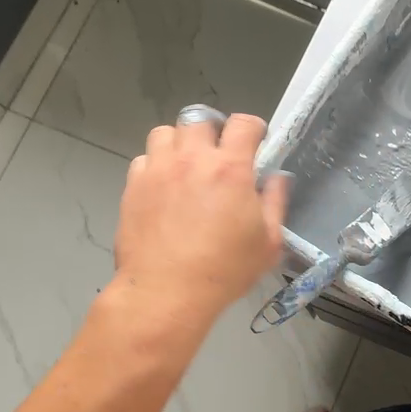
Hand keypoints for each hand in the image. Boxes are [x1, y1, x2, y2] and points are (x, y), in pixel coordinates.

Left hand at [113, 113, 286, 322]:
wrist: (166, 292)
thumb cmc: (224, 271)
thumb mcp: (268, 242)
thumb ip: (275, 202)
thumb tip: (277, 177)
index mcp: (230, 169)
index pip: (243, 124)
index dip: (252, 129)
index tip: (254, 143)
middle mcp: (192, 159)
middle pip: (200, 120)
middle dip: (212, 132)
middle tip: (217, 155)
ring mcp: (158, 170)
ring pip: (166, 133)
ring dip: (179, 143)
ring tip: (185, 165)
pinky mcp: (133, 186)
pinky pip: (143, 159)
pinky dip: (155, 165)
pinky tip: (162, 186)